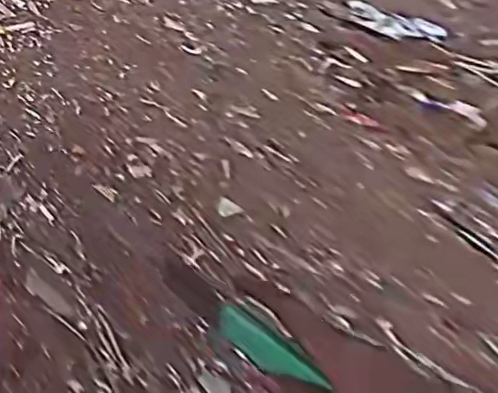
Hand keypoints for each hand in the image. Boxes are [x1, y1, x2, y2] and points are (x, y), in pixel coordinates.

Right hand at [233, 279, 450, 392]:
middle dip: (299, 342)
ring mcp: (400, 366)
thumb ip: (296, 386)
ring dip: (331, 363)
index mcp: (336, 346)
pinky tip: (358, 387)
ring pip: (351, 355)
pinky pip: (378, 371)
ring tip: (324, 380)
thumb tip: (265, 375)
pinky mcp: (425, 383)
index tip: (237, 280)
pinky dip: (362, 376)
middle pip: (319, 335)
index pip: (286, 306)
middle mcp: (365, 347)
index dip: (258, 291)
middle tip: (278, 353)